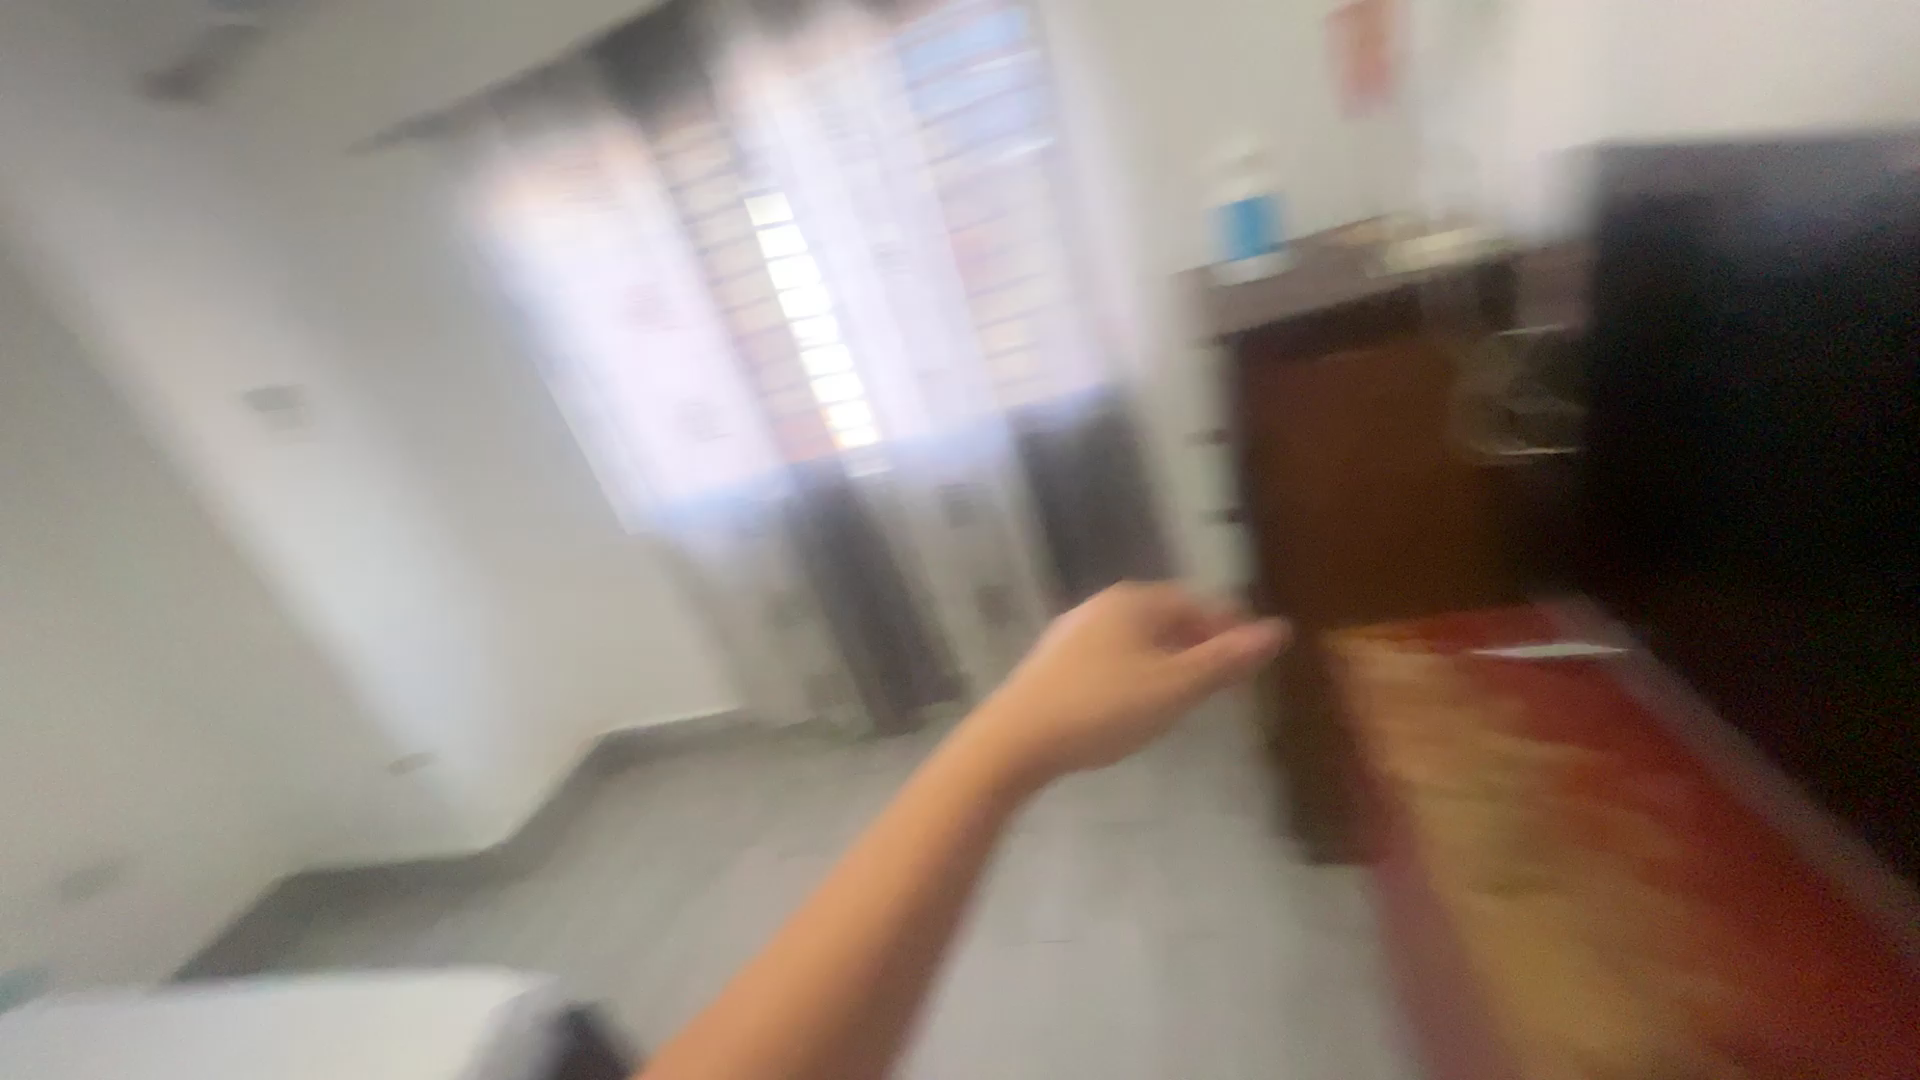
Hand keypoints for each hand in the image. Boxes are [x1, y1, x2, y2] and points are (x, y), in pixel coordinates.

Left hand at [968, 582, 1290, 781]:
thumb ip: (1225, 660)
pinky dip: (1135, 669)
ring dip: (1166, 657)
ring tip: (1185, 691)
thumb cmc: (1104, 707)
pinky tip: (1134, 701)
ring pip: (1135, 637)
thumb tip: (1278, 629)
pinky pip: (1110, 654)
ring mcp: (1072, 630)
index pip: (1194, 602)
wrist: (1018, 736)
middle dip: (1197, 641)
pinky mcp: (1054, 660)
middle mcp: (1101, 605)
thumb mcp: (1175, 687)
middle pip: (1163, 616)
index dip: (1226, 626)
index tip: (1249, 655)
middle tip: (1222, 677)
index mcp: (1133, 602)